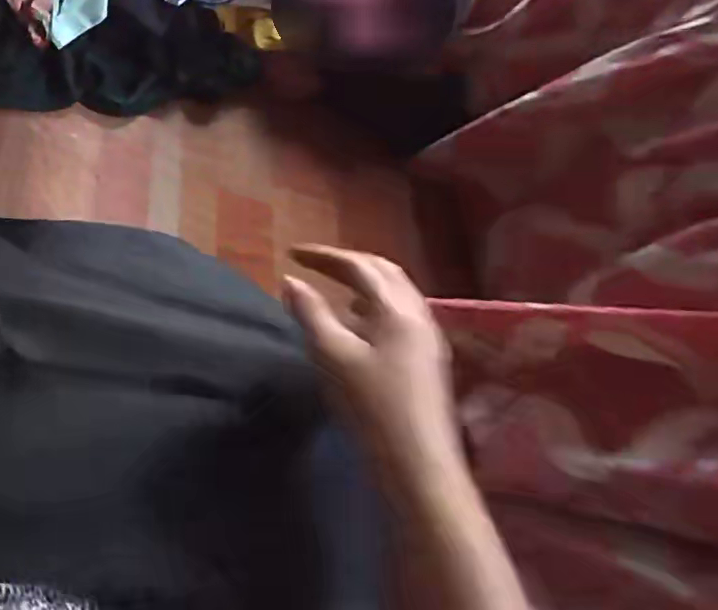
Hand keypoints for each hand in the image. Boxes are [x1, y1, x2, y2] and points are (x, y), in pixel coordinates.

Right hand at [282, 245, 461, 475]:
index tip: (290, 253)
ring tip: (331, 285)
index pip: (360, 267)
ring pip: (395, 293)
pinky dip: (371, 302)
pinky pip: (398, 313)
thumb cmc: (370, 403)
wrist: (418, 465)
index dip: (324, 255)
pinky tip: (354, 321)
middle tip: (313, 262)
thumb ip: (309, 311)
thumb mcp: (330, 352)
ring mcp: (427, 340)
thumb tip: (291, 280)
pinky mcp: (426, 360)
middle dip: (346, 262)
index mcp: (397, 311)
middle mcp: (418, 318)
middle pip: (384, 273)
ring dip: (361, 282)